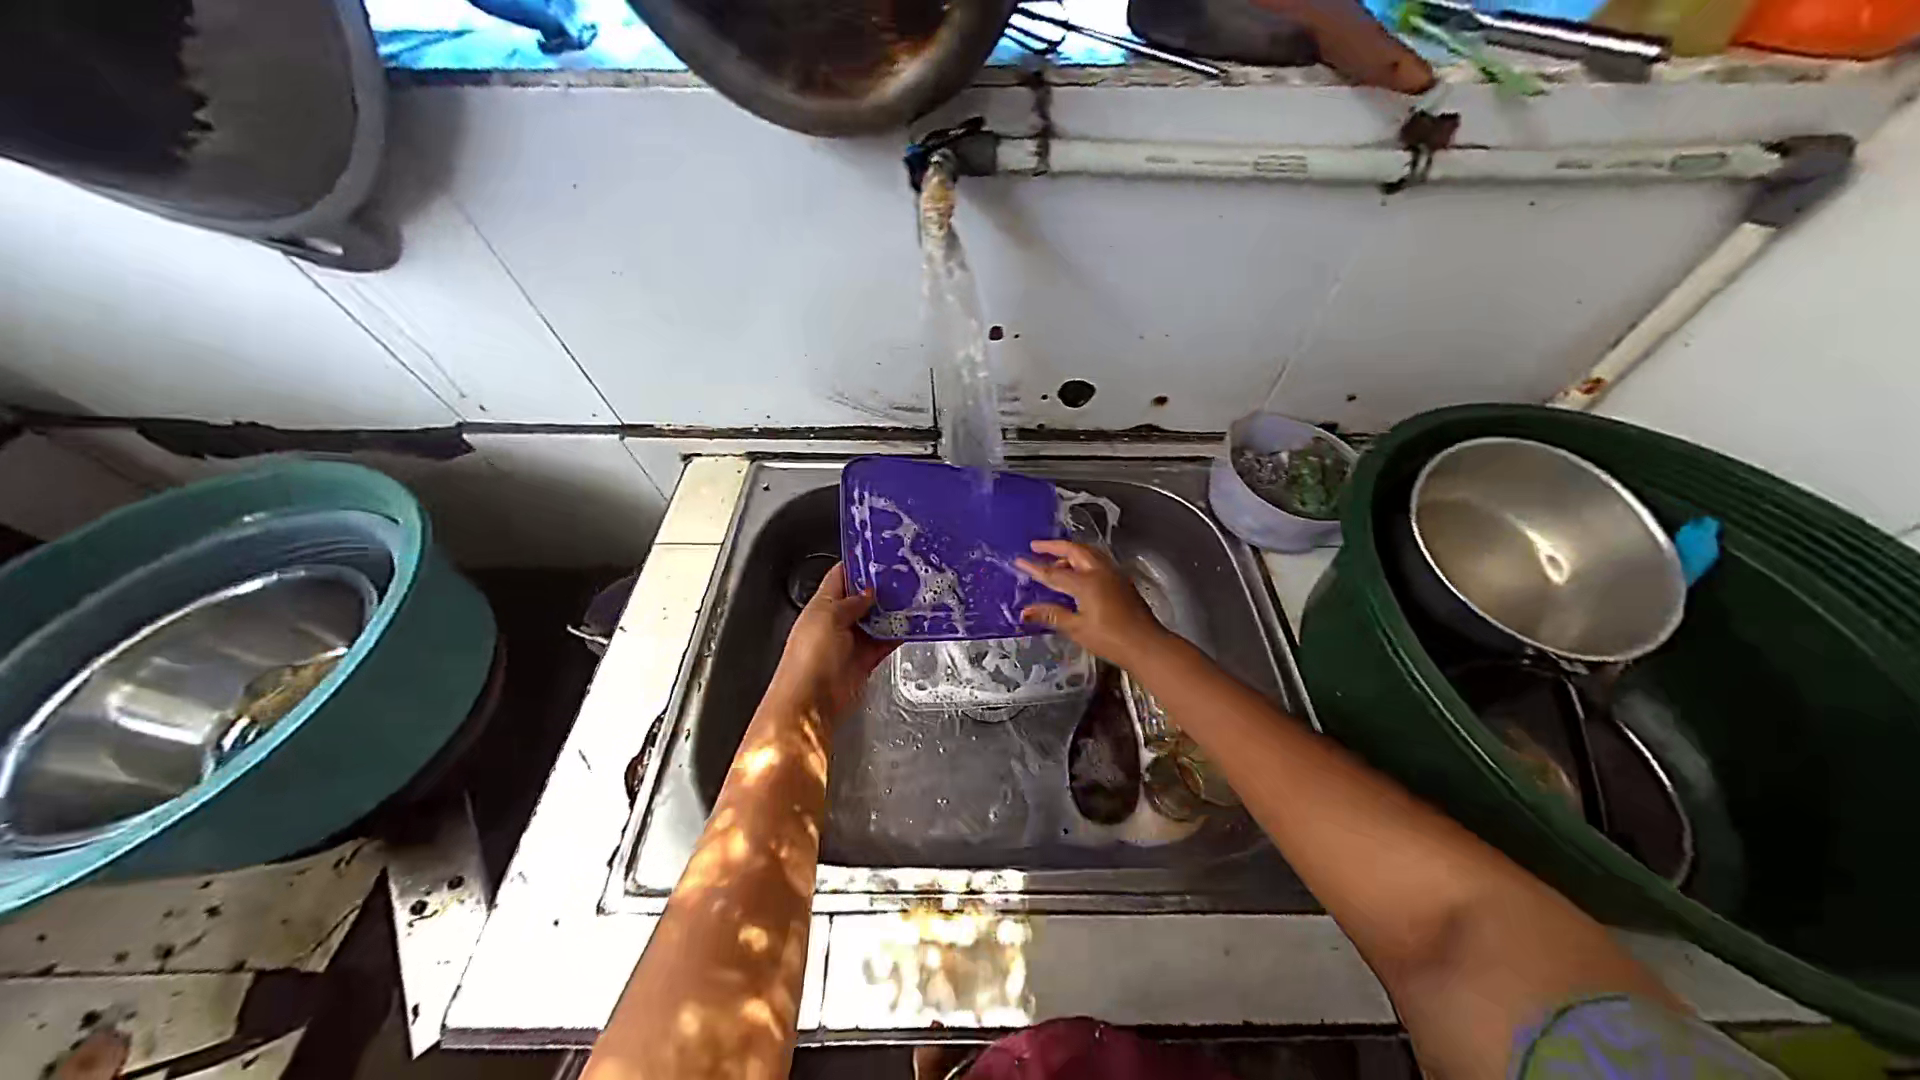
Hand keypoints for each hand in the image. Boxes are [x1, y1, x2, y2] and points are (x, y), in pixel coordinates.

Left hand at [765, 563, 898, 727]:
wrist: (810, 704)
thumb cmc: (808, 660)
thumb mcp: (828, 618)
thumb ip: (850, 602)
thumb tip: (868, 592)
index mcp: (821, 606)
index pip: (841, 576)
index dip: (858, 564)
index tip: (880, 554)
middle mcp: (836, 622)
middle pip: (863, 597)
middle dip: (881, 588)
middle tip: (905, 575)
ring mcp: (851, 642)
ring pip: (877, 619)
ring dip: (893, 610)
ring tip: (914, 596)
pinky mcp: (865, 661)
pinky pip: (885, 642)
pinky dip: (898, 634)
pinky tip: (912, 625)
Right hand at [1016, 540, 1172, 668]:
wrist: (1147, 645)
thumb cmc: (1111, 639)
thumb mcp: (1077, 628)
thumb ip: (1051, 615)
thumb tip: (1025, 611)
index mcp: (1086, 582)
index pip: (1054, 572)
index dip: (1034, 567)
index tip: (1019, 561)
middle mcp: (1100, 572)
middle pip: (1074, 551)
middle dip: (1054, 547)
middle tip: (1036, 546)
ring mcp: (1113, 574)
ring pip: (1088, 553)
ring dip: (1070, 552)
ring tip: (1055, 559)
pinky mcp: (1121, 581)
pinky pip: (1098, 561)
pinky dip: (1083, 560)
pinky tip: (1077, 572)